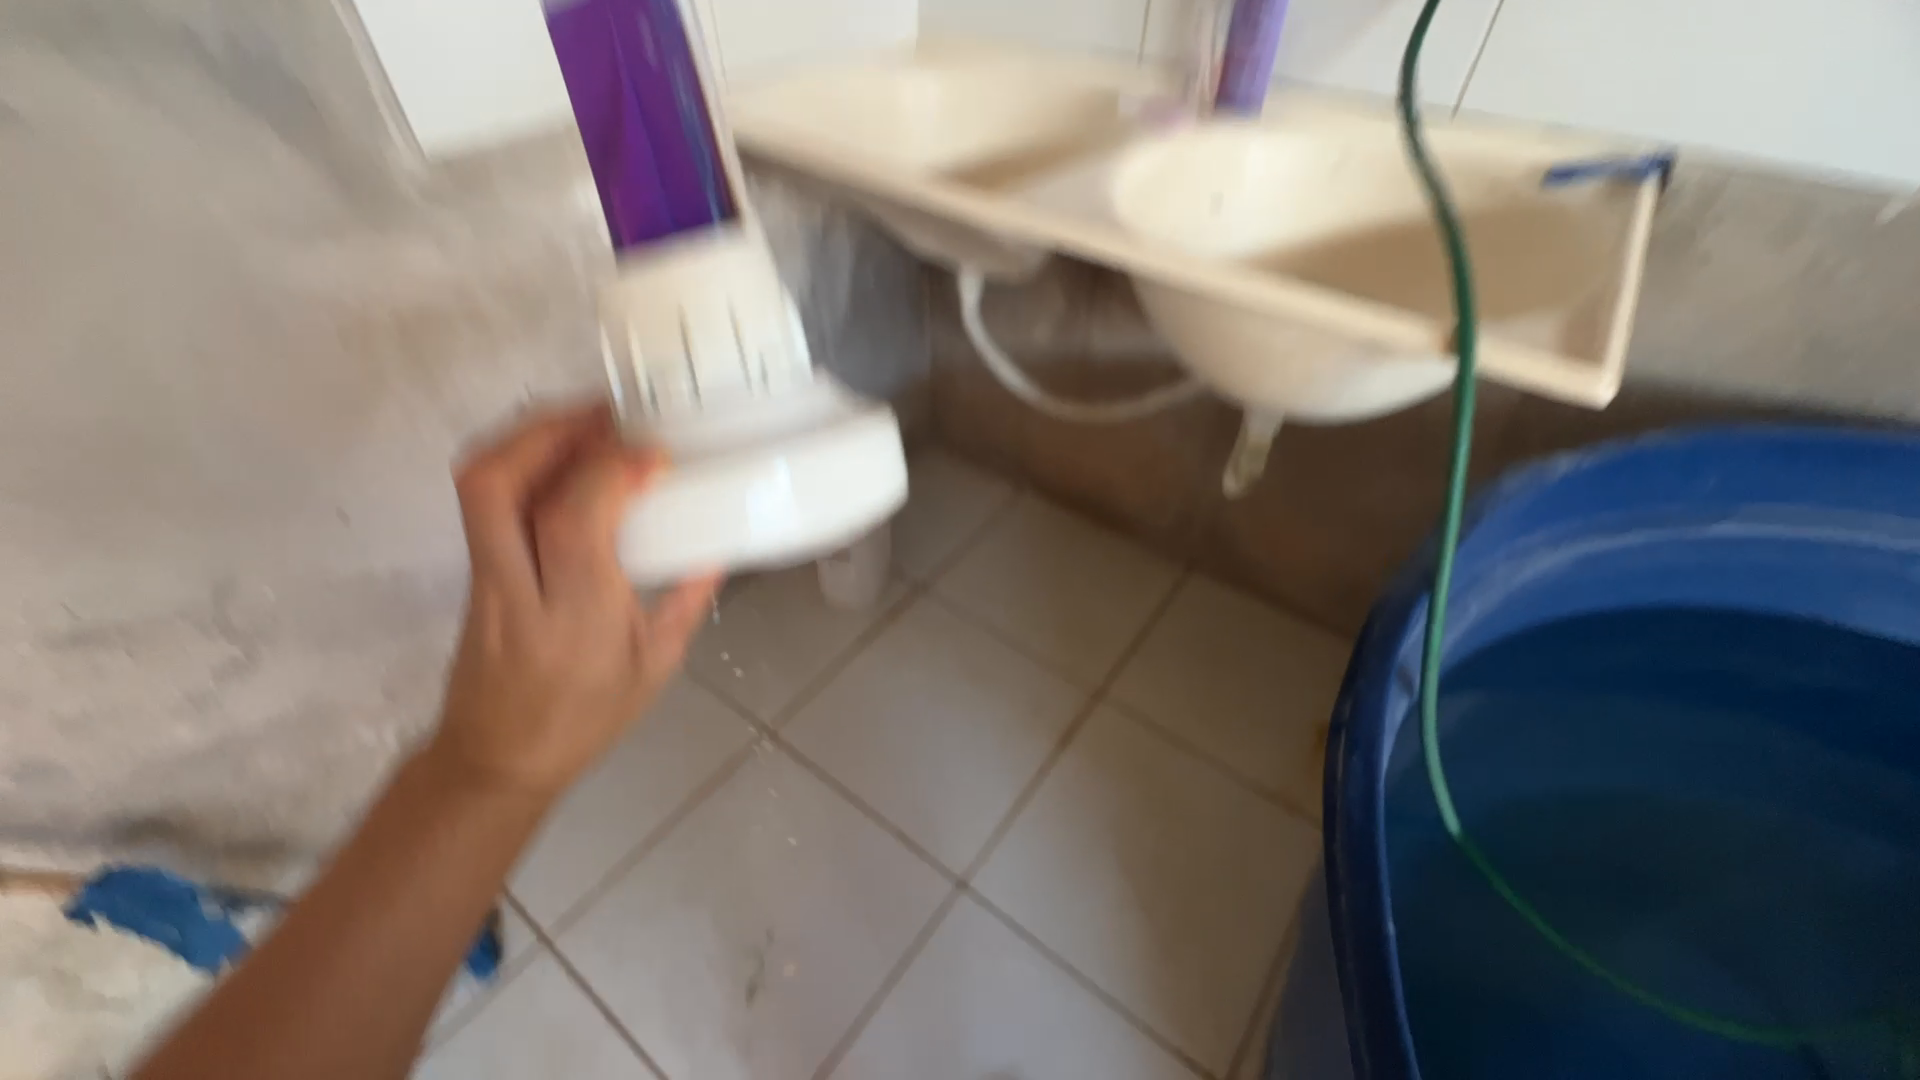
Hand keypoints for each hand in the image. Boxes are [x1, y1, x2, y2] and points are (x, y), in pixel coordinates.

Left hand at [430, 403, 722, 797]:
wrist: (496, 758)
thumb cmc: (585, 719)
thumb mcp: (654, 667)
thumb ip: (685, 602)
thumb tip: (717, 549)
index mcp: (575, 618)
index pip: (575, 520)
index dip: (612, 470)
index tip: (656, 453)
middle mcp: (519, 588)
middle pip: (499, 485)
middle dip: (551, 430)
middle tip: (607, 412)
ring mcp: (485, 576)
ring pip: (479, 483)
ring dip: (528, 436)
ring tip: (584, 422)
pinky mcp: (474, 569)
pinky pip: (485, 497)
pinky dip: (520, 459)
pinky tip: (564, 457)